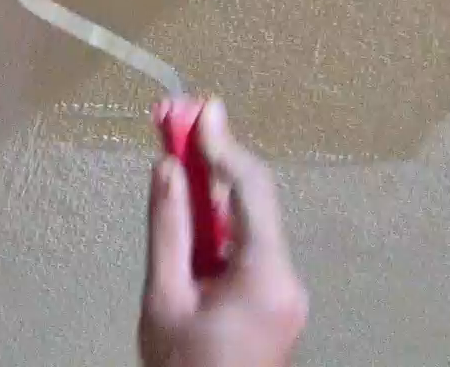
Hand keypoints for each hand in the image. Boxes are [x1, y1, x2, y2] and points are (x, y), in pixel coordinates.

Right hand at [140, 99, 307, 366]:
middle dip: (210, 150)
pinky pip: (239, 234)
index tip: (194, 108)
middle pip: (249, 194)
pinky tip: (185, 187)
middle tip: (171, 114)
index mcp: (267, 275)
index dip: (221, 142)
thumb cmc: (186, 365)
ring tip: (171, 137)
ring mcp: (279, 284)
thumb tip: (168, 166)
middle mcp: (284, 275)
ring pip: (242, 212)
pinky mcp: (267, 292)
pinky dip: (211, 206)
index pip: (250, 187)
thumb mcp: (166, 296)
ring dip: (206, 175)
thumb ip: (167, 227)